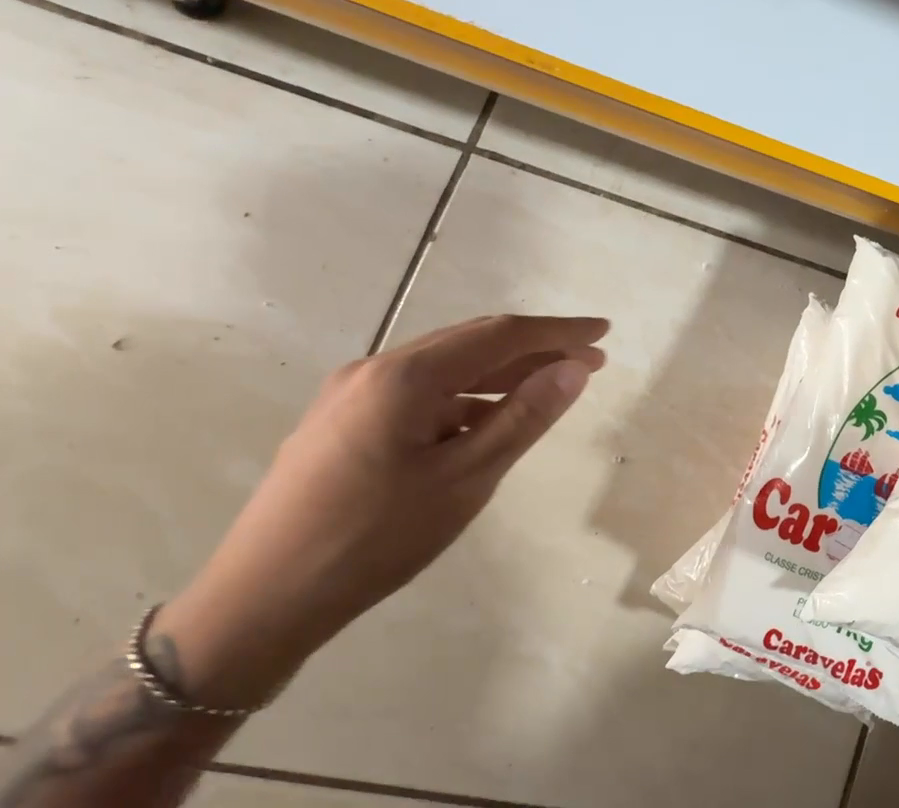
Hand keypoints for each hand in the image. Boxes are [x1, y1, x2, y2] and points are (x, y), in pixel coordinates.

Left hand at [155, 314, 610, 706]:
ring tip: (550, 389)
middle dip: (535, 348)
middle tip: (590, 361)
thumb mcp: (466, 479)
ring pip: (445, 368)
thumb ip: (524, 416)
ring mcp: (351, 395)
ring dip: (501, 373)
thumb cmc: (375, 538)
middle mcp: (374, 370)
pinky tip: (488, 421)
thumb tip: (575, 366)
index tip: (605, 331)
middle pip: (471, 342)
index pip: (500, 335)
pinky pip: (420, 393)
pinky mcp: (341, 422)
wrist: (261, 601)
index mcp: (405, 377)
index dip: (558, 330)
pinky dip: (465, 397)